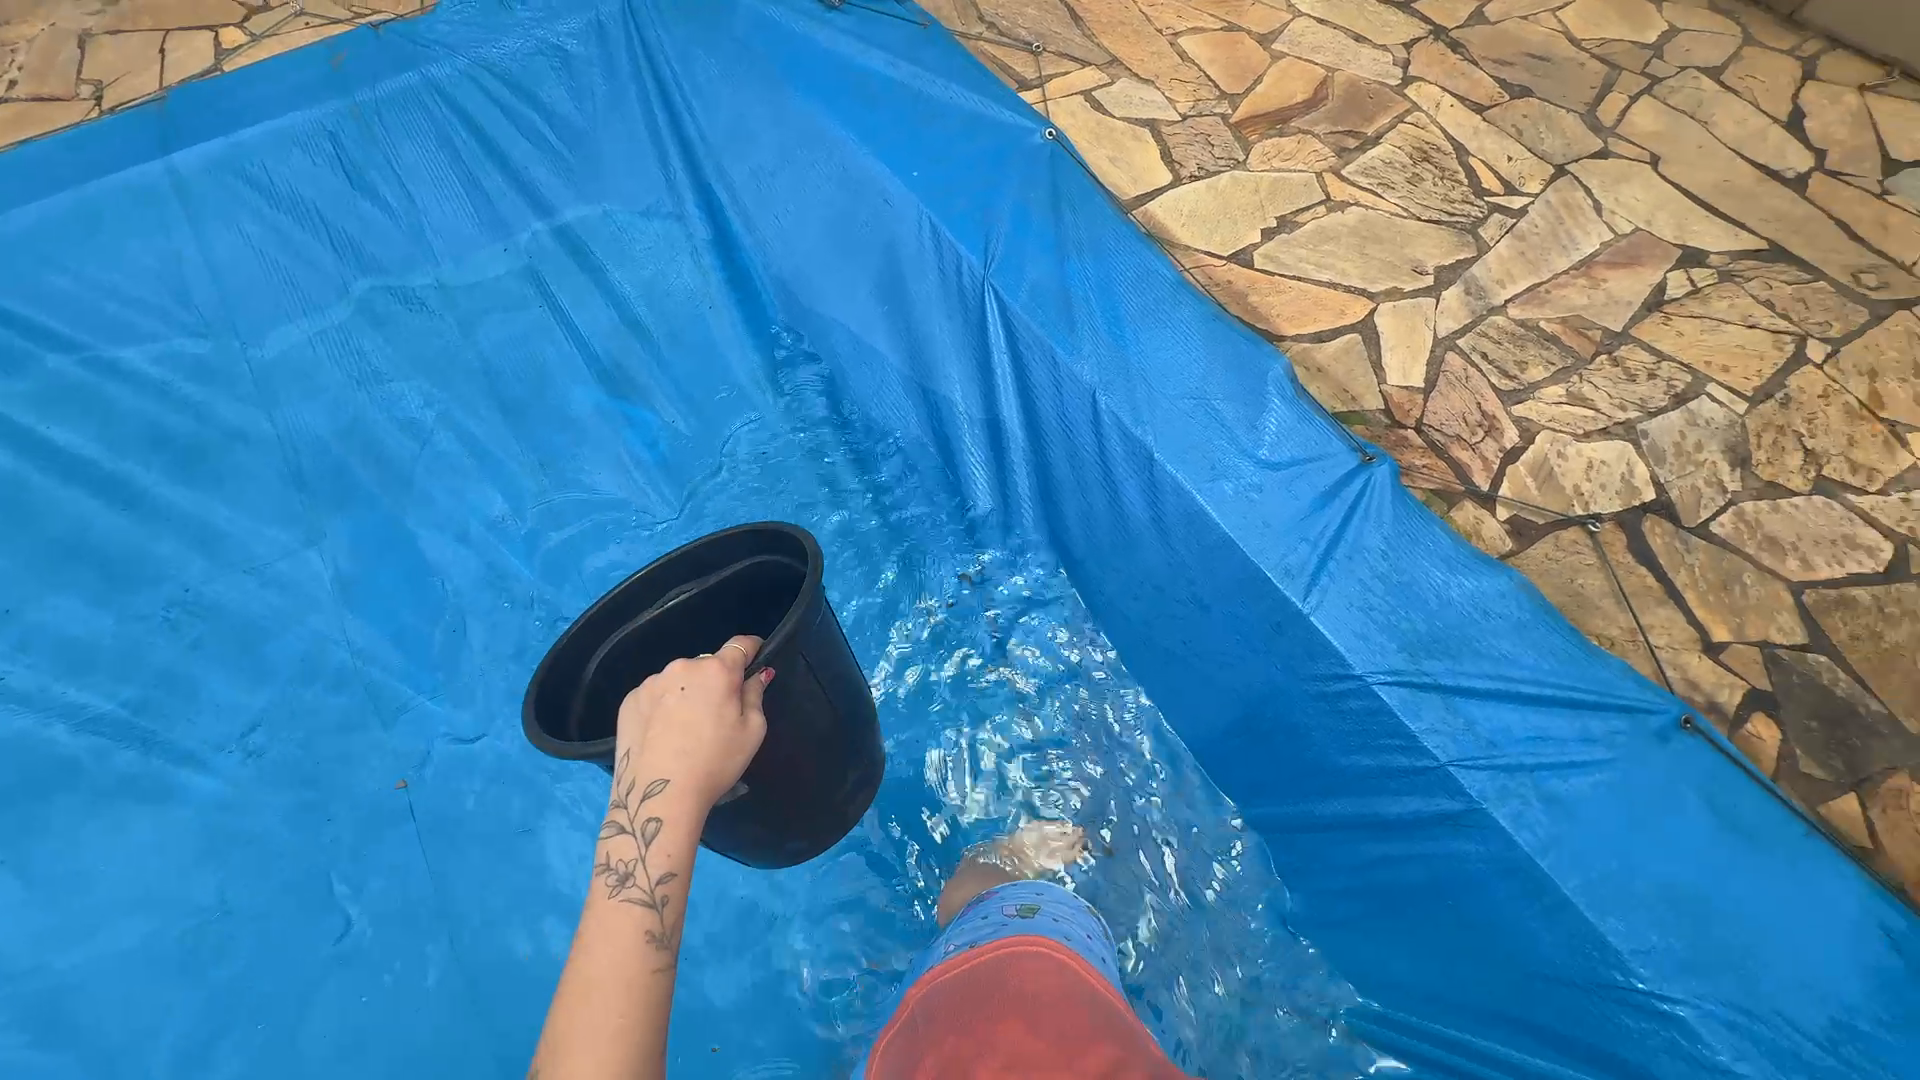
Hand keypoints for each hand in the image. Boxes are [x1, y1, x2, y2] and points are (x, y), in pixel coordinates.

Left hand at [616, 636, 771, 810]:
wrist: (658, 795)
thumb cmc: (715, 762)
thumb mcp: (752, 732)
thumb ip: (756, 695)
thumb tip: (759, 674)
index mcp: (717, 670)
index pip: (741, 644)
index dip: (752, 650)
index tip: (756, 661)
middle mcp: (682, 666)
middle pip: (708, 664)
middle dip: (716, 680)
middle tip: (718, 713)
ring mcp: (652, 682)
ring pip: (680, 678)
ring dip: (688, 691)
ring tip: (686, 727)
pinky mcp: (630, 700)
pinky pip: (656, 693)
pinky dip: (664, 705)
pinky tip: (664, 733)